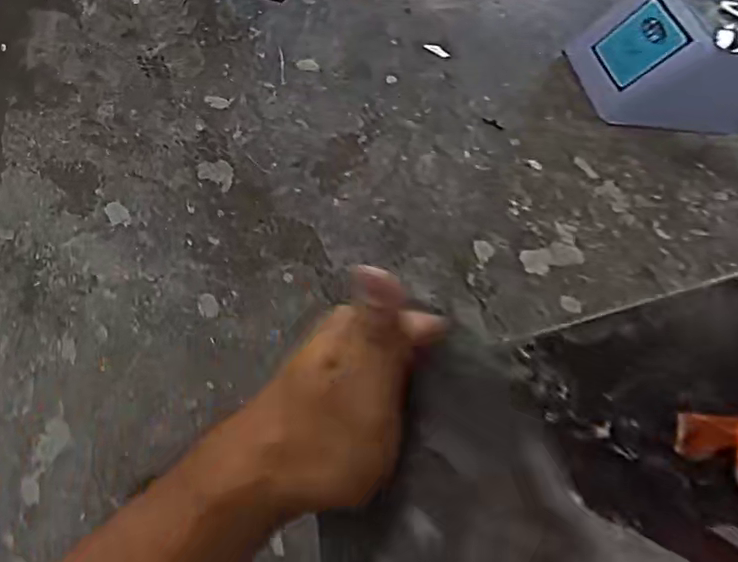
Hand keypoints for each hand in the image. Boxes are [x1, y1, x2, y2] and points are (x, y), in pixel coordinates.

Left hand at [224, 267, 445, 519]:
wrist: (263, 470)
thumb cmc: (322, 433)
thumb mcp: (362, 385)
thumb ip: (374, 333)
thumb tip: (374, 267)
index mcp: (337, 335)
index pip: (390, 313)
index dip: (429, 330)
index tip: (474, 357)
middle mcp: (324, 344)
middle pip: (376, 330)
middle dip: (416, 346)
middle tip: (460, 380)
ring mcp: (316, 371)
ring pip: (366, 356)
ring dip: (399, 369)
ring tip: (438, 400)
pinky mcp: (316, 398)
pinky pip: (358, 381)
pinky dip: (383, 391)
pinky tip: (397, 413)